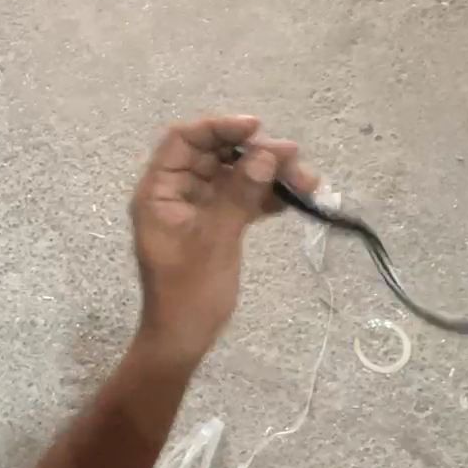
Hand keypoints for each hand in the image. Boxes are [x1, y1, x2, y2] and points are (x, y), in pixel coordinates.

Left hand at [130, 115, 318, 366]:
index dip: (218, 127)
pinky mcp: (213, 225)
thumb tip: (266, 154)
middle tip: (295, 160)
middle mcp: (174, 193)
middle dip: (254, 153)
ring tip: (308, 184)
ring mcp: (194, 209)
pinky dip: (263, 198)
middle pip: (214, 155)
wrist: (183, 340)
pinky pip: (238, 199)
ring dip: (267, 176)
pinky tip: (293, 201)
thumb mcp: (216, 240)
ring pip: (232, 176)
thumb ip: (239, 194)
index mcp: (159, 191)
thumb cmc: (189, 292)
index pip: (183, 140)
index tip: (257, 129)